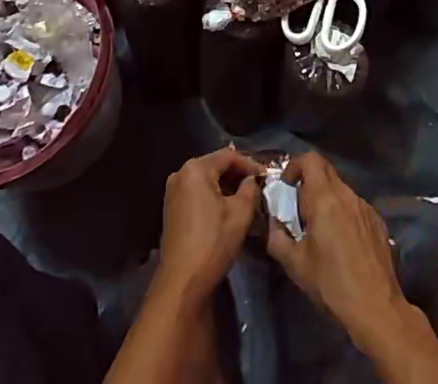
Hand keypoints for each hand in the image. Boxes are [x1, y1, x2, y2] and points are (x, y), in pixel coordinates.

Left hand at [154, 148, 263, 301]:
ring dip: (226, 186)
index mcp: (195, 169)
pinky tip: (228, 208)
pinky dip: (213, 197)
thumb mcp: (241, 212)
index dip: (250, 164)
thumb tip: (251, 181)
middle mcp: (180, 175)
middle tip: (258, 185)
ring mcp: (173, 193)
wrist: (182, 282)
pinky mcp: (172, 210)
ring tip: (247, 197)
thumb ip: (250, 188)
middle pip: (215, 166)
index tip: (266, 176)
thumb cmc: (213, 242)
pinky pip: (197, 193)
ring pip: (206, 180)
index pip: (228, 156)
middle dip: (238, 174)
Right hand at [264, 152, 407, 339]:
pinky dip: (342, 212)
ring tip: (319, 229)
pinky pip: (355, 205)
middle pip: (326, 170)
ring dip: (326, 199)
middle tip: (298, 207)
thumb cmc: (330, 284)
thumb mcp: (295, 264)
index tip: (286, 186)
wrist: (375, 305)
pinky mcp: (377, 220)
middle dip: (308, 181)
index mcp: (325, 200)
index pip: (310, 160)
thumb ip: (277, 237)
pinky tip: (341, 241)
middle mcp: (347, 195)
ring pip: (341, 189)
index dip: (294, 166)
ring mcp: (365, 207)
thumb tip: (272, 221)